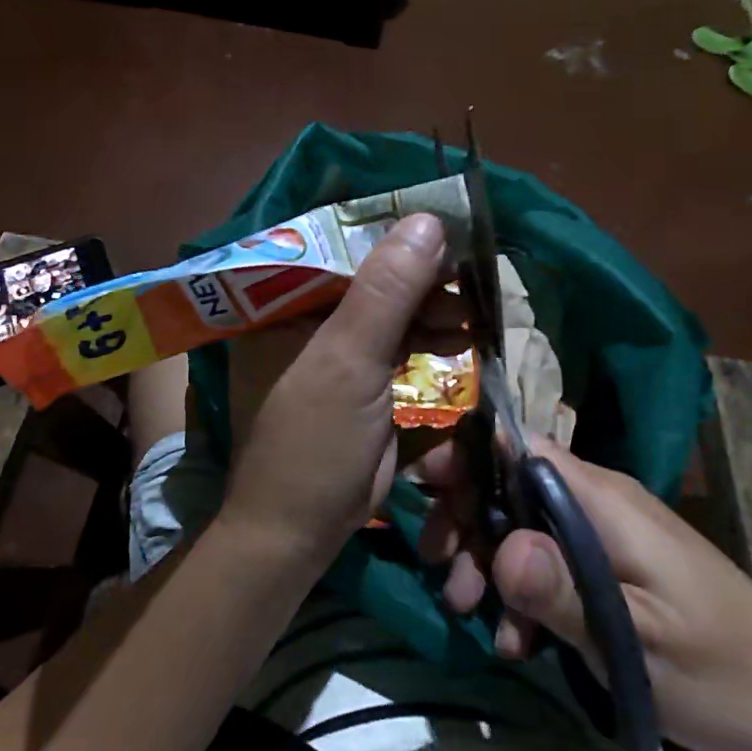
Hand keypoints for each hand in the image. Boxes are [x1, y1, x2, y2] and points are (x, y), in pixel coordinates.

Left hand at [217, 213, 451, 563]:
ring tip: (472, 309)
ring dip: (432, 305)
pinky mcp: (359, 375)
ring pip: (389, 306)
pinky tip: (461, 335)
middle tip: (469, 272)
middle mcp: (302, 316)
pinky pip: (398, 339)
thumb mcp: (348, 361)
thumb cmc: (313, 440)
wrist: (301, 529)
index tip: (444, 222)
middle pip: (369, 274)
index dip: (389, 230)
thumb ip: (386, 291)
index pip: (335, 244)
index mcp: (278, 302)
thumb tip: (428, 221)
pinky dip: (429, 335)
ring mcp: (333, 346)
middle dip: (421, 273)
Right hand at [418, 435, 751, 750]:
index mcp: (601, 499)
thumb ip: (565, 592)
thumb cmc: (719, 666)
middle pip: (509, 487)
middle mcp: (595, 502)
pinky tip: (516, 639)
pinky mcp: (605, 566)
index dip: (467, 456)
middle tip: (442, 574)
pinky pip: (545, 562)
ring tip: (472, 614)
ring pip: (521, 527)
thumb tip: (501, 546)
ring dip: (488, 565)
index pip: (520, 447)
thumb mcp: (637, 639)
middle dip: (467, 524)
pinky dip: (520, 593)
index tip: (425, 491)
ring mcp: (600, 535)